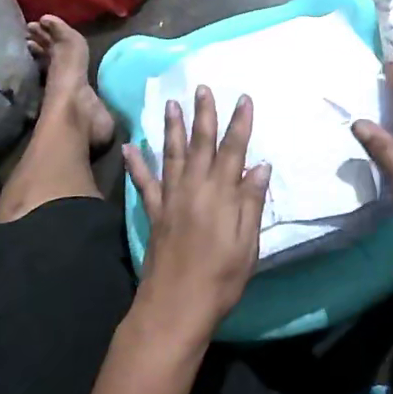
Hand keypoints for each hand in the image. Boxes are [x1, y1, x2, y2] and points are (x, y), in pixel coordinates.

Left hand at [124, 86, 270, 340]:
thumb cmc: (221, 278)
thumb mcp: (247, 244)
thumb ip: (251, 203)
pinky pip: (144, 183)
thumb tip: (261, 165)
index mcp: (221, 196)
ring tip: (171, 103)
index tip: (243, 98)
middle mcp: (194, 189)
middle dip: (204, 114)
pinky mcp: (154, 213)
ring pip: (172, 155)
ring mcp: (171, 199)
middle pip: (201, 144)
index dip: (240, 123)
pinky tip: (131, 147)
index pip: (233, 150)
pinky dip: (137, 164)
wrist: (176, 306)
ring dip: (173, 127)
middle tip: (202, 87)